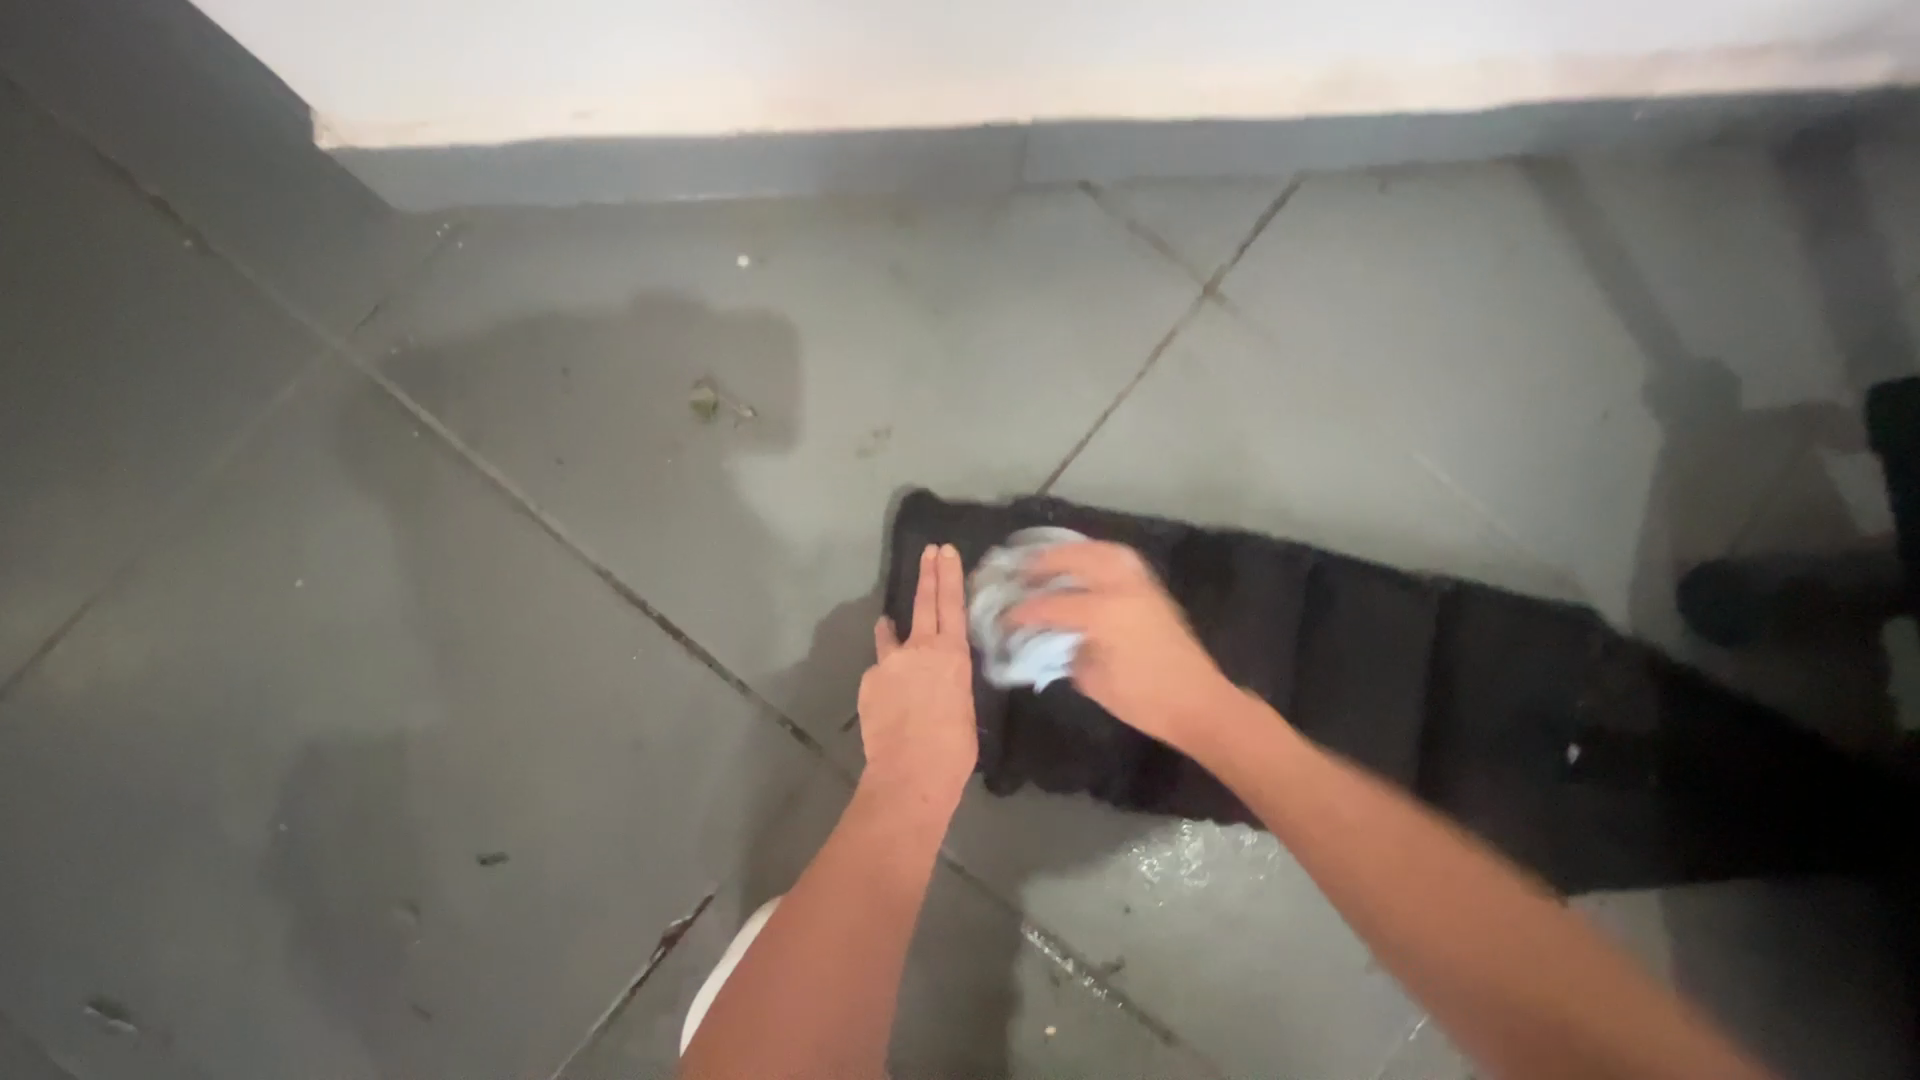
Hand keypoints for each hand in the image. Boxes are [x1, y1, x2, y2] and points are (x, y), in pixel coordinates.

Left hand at [858, 544, 977, 799]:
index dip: (949, 576)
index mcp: (952, 654)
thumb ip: (949, 679)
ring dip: (893, 627)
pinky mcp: (869, 681)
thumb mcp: (963, 705)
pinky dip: (886, 679)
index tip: (945, 552)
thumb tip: (939, 677)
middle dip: (927, 575)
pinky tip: (891, 702)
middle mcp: (919, 649)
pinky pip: (880, 672)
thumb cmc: (953, 747)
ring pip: (891, 636)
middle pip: (923, 603)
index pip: (952, 605)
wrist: (910, 772)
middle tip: (928, 552)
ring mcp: (889, 663)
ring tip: (888, 622)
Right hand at [1006, 541, 1242, 752]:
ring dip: (1075, 552)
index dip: (1025, 611)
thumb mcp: (1093, 680)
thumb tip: (1050, 638)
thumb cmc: (1143, 700)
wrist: (1197, 703)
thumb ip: (1067, 652)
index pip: (1053, 604)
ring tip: (1053, 560)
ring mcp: (1143, 586)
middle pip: (1079, 559)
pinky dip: (1099, 557)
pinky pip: (1123, 561)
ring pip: (1105, 552)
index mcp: (1104, 614)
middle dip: (1047, 562)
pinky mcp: (1154, 592)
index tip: (1006, 617)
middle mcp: (1123, 589)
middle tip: (1024, 570)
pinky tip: (1085, 568)